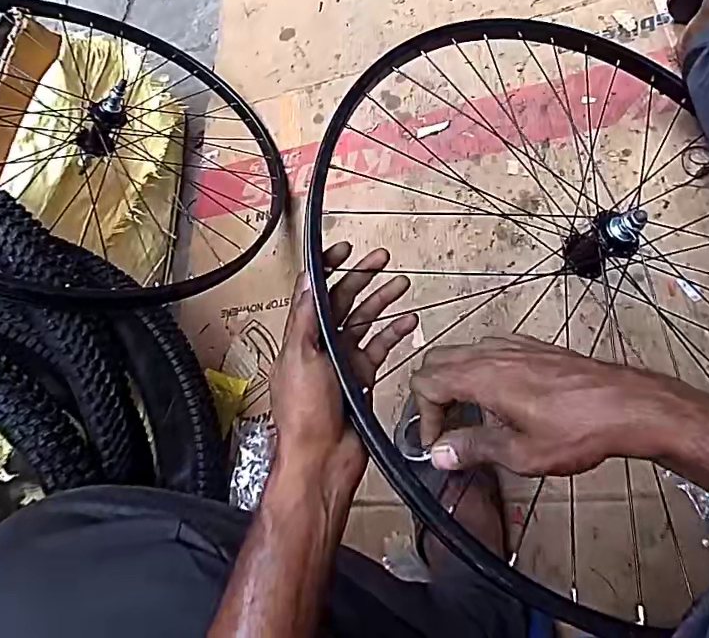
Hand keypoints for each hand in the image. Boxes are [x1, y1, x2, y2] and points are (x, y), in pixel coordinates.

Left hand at [269, 242, 415, 497]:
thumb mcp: (300, 356)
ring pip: (366, 320)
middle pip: (344, 300)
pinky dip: (394, 332)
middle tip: (381, 258)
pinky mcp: (361, 375)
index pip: (314, 291)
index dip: (326, 267)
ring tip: (401, 283)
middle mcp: (322, 343)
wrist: (322, 460)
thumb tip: (308, 278)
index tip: (342, 249)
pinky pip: (381, 346)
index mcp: (303, 335)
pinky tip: (408, 322)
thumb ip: (306, 316)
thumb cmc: (304, 413)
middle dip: (362, 276)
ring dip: (382, 300)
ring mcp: (343, 359)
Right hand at [411, 336, 704, 475]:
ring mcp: (511, 344)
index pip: (425, 381)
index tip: (441, 443)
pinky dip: (480, 371)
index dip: (425, 416)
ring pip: (461, 353)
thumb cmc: (577, 429)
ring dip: (455, 382)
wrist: (623, 404)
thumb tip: (440, 453)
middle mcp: (491, 352)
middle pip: (437, 360)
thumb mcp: (521, 454)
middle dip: (433, 395)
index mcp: (482, 376)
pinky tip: (502, 401)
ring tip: (475, 419)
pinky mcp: (529, 345)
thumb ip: (474, 448)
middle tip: (450, 431)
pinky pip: (488, 350)